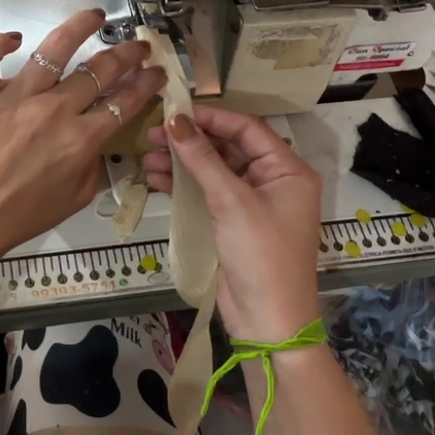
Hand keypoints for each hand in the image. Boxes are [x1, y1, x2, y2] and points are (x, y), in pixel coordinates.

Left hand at [0, 9, 167, 273]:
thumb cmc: (23, 215)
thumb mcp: (77, 197)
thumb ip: (95, 162)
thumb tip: (98, 136)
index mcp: (80, 140)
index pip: (123, 101)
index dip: (147, 83)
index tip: (157, 72)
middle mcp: (52, 111)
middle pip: (98, 70)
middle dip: (127, 55)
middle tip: (138, 47)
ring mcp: (15, 99)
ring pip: (52, 50)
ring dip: (79, 28)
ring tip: (95, 17)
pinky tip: (15, 37)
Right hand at [145, 107, 323, 340]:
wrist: (268, 321)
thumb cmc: (260, 254)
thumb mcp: (231, 202)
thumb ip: (202, 158)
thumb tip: (176, 120)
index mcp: (288, 170)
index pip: (247, 129)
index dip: (211, 118)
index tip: (175, 112)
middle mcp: (274, 181)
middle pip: (229, 148)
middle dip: (191, 142)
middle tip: (153, 134)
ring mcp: (254, 203)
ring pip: (214, 170)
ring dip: (182, 163)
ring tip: (146, 158)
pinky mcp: (235, 223)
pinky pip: (208, 193)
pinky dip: (184, 186)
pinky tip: (156, 179)